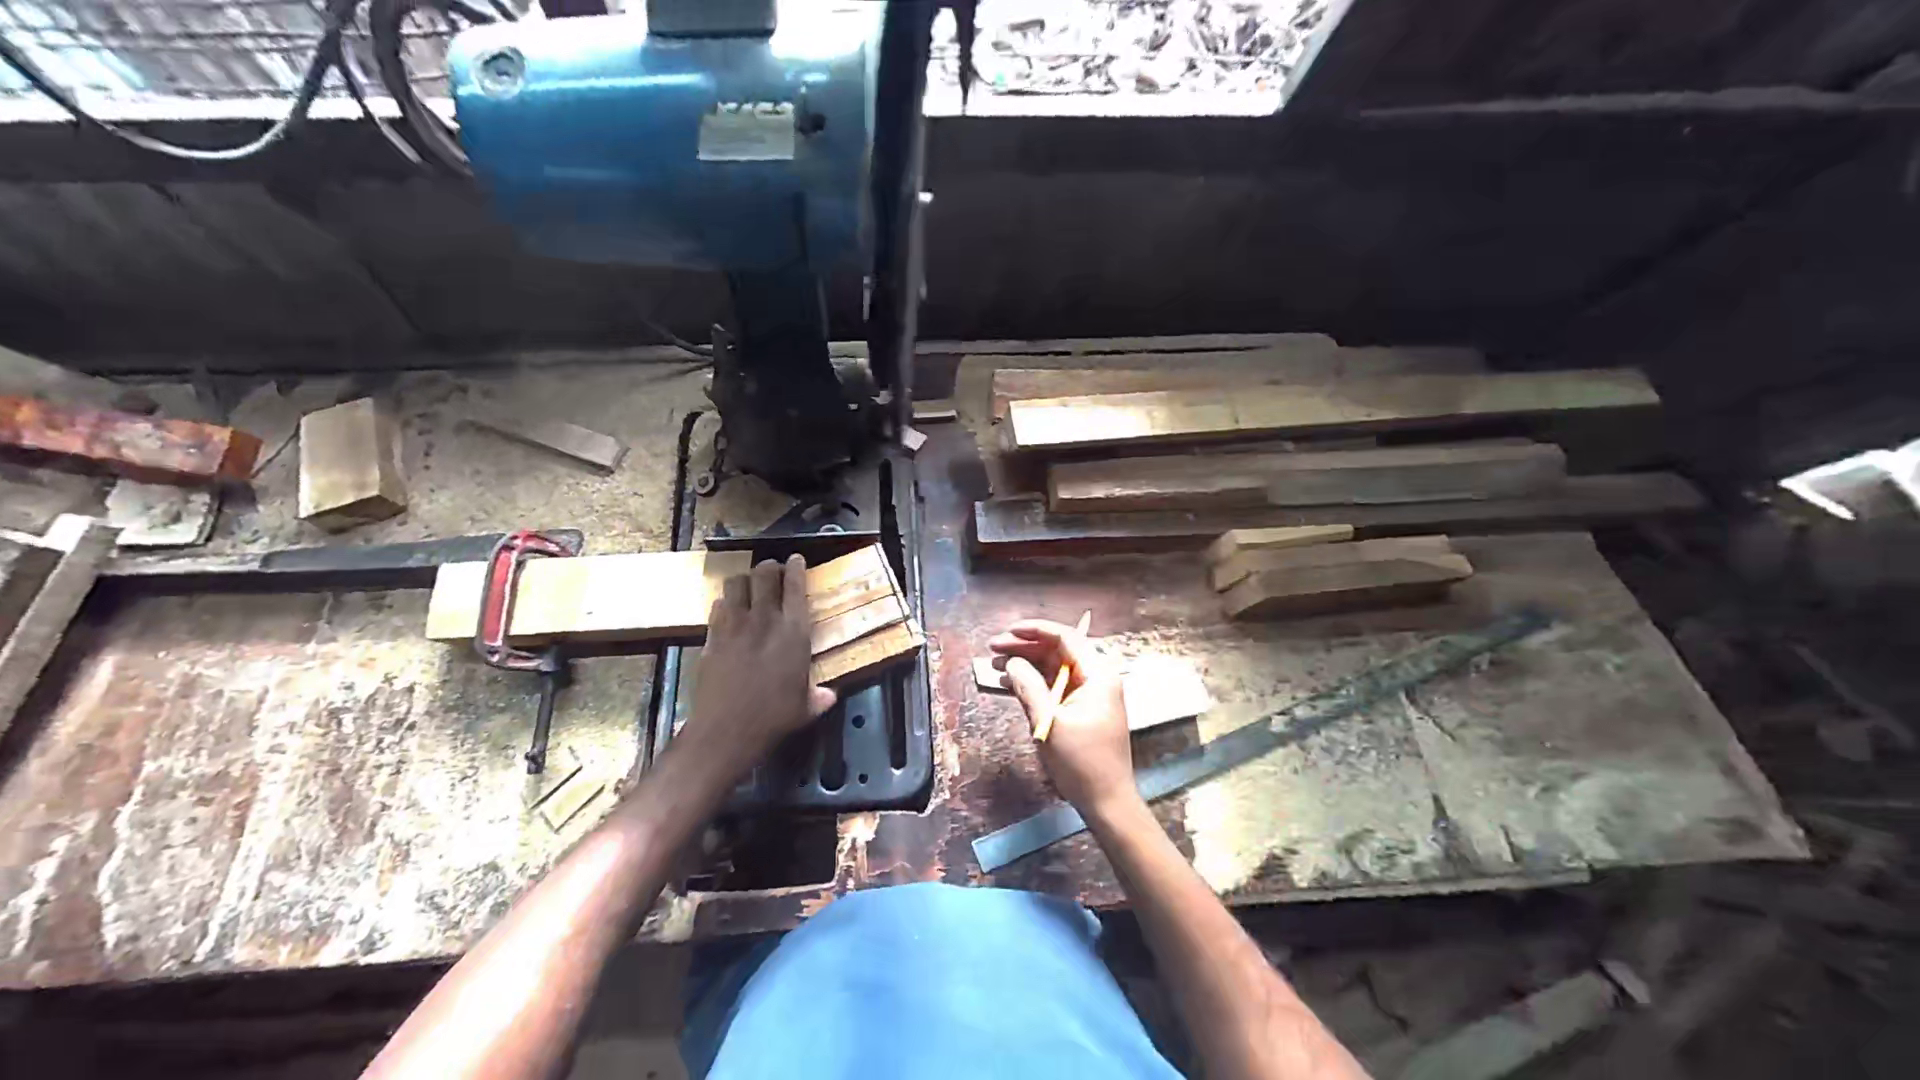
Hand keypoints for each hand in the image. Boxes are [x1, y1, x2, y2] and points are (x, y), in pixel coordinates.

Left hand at [687, 555, 837, 775]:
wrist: (726, 730)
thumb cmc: (773, 718)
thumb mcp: (805, 708)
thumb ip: (818, 696)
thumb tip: (829, 695)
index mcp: (794, 631)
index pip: (796, 585)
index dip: (796, 567)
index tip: (796, 559)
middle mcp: (764, 619)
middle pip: (764, 574)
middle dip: (770, 566)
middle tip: (773, 570)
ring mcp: (734, 624)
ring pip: (736, 582)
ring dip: (744, 579)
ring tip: (748, 585)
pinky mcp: (711, 635)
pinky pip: (717, 606)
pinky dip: (724, 603)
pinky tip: (728, 611)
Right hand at [987, 619, 1140, 818]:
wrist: (1107, 802)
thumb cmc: (1081, 763)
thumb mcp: (1049, 723)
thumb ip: (1029, 688)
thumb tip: (1012, 663)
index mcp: (1098, 675)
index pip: (1066, 637)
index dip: (1035, 630)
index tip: (1007, 632)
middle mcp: (1096, 678)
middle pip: (1057, 650)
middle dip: (1025, 647)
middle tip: (993, 649)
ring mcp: (1089, 694)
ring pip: (1053, 668)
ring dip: (1025, 665)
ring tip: (995, 666)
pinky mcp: (1081, 710)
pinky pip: (1054, 687)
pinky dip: (1033, 683)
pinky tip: (1009, 684)